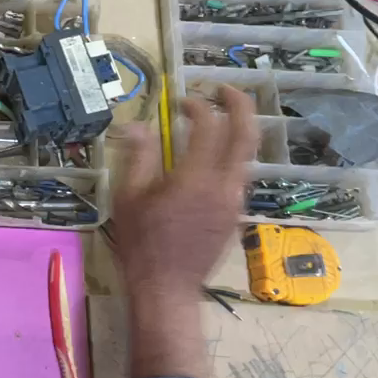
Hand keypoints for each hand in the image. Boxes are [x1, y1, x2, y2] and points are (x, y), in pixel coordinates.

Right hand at [112, 87, 256, 377]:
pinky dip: (232, 154)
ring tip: (221, 118)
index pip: (207, 127)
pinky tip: (213, 156)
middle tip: (224, 89)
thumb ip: (138, 157)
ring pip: (248, 155)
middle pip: (245, 135)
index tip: (181, 100)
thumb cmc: (141, 244)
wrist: (167, 288)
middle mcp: (224, 186)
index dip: (197, 106)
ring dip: (238, 130)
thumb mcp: (129, 198)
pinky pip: (241, 174)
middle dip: (239, 105)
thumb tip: (139, 126)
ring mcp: (234, 201)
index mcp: (195, 179)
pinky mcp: (235, 215)